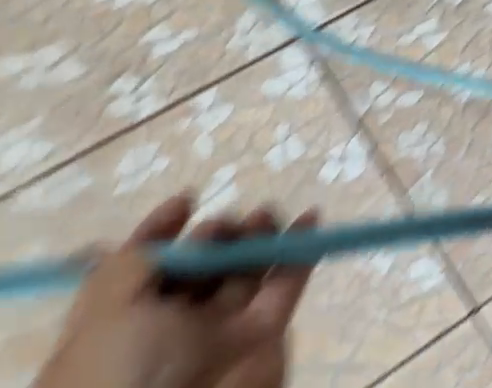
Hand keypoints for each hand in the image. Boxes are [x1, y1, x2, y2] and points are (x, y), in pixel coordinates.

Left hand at [34, 195, 318, 387]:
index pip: (140, 267)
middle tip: (230, 219)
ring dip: (259, 236)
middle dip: (217, 233)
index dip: (160, 231)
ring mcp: (219, 327)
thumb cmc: (121, 365)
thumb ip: (134, 263)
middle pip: (198, 266)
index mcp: (118, 321)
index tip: (188, 198)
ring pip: (244, 271)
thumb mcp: (107, 310)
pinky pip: (288, 283)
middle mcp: (168, 323)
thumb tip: (171, 228)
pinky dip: (303, 250)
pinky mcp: (265, 329)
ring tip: (269, 214)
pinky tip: (311, 219)